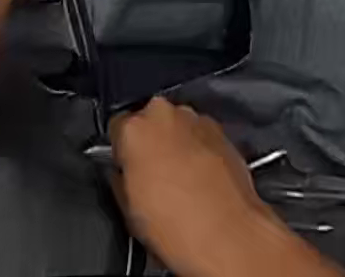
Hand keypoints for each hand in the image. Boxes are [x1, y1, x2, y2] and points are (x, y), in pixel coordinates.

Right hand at [110, 98, 339, 276]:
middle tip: (152, 175)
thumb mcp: (129, 210)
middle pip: (147, 121)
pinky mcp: (218, 128)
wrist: (228, 232)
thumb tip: (122, 173)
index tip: (125, 164)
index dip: (120, 149)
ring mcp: (193, 118)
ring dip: (174, 143)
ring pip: (174, 125)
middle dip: (149, 142)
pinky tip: (200, 176)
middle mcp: (163, 113)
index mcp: (134, 129)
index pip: (116, 126)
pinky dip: (197, 147)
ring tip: (179, 179)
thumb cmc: (176, 225)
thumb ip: (120, 178)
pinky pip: (198, 133)